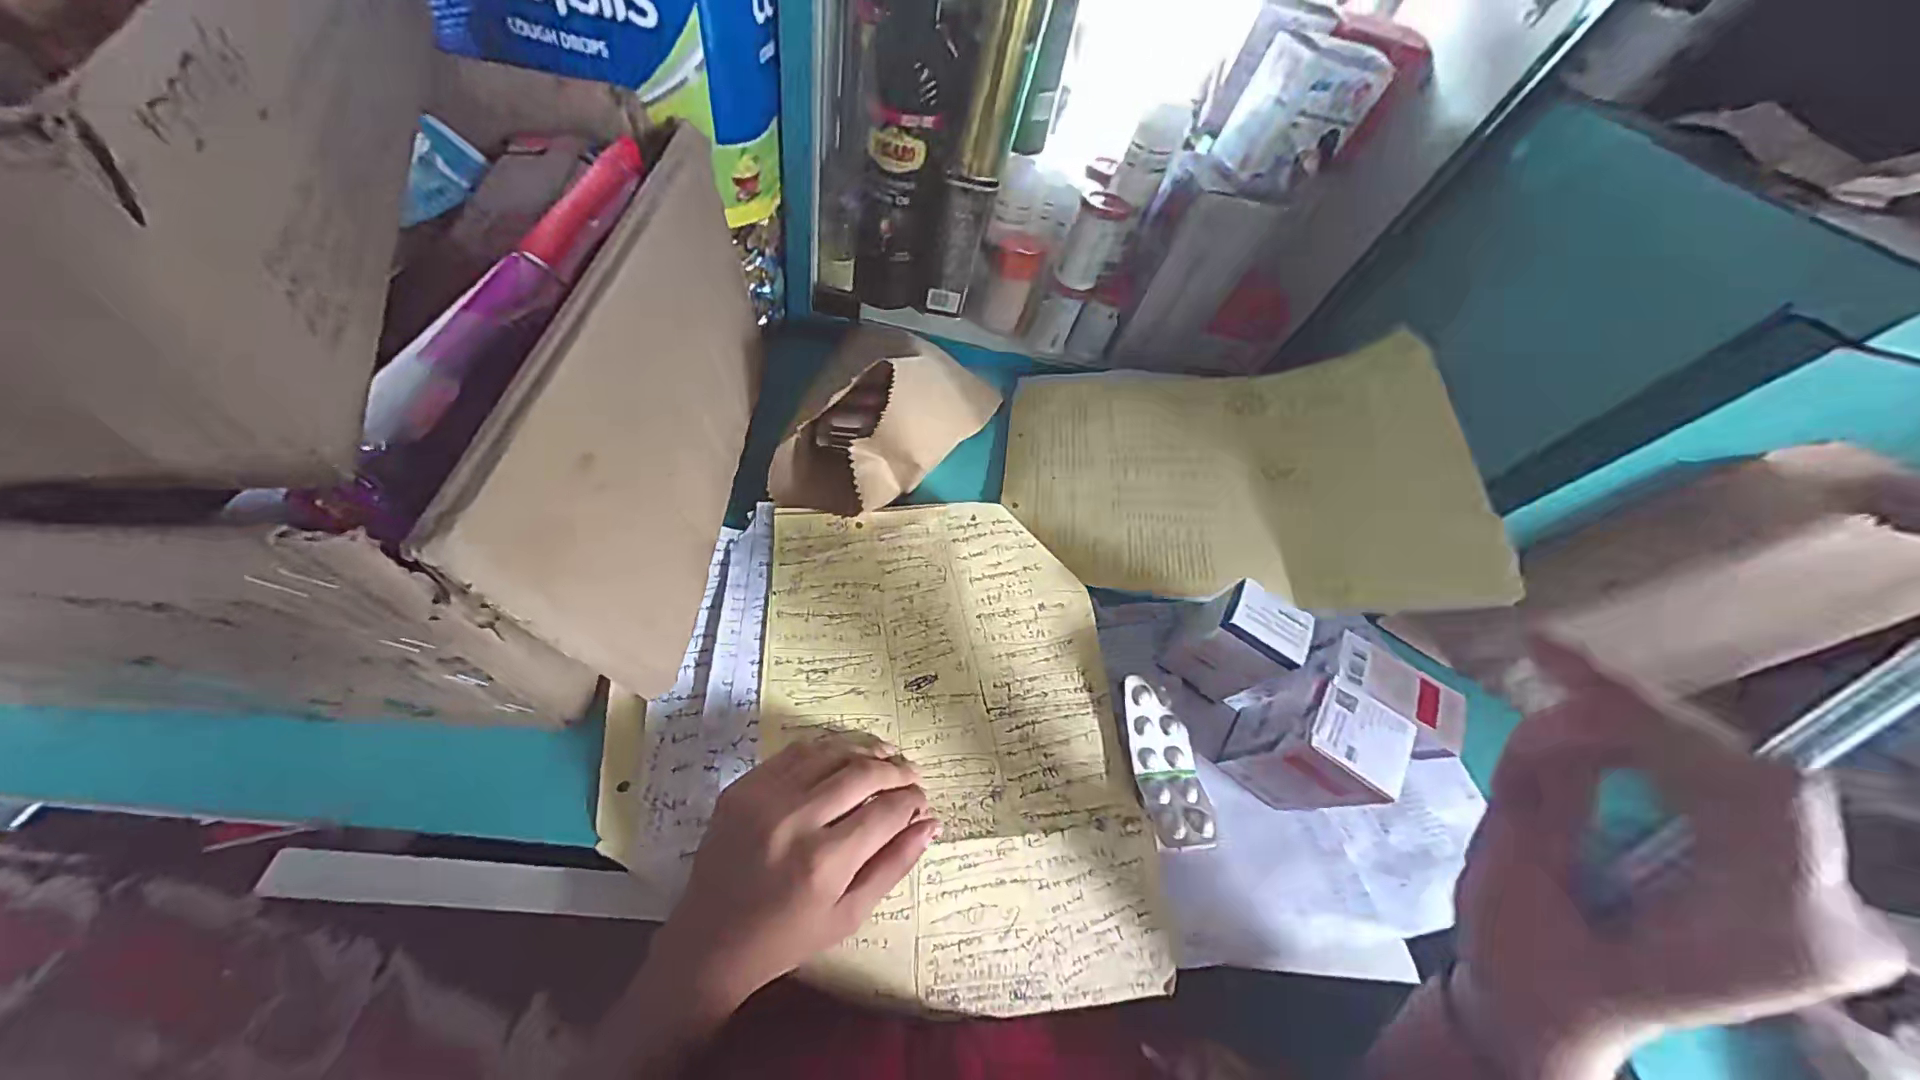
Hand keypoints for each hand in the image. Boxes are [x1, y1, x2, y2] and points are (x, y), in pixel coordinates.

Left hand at [648, 735, 942, 1011]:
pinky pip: (797, 751)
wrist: (710, 940)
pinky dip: (830, 747)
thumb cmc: (787, 937)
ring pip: (832, 751)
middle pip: (863, 773)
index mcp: (823, 862)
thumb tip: (931, 822)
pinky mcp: (743, 786)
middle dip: (898, 770)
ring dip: (868, 750)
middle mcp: (793, 821)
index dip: (913, 801)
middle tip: (913, 774)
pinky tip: (847, 755)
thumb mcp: (849, 913)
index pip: (887, 812)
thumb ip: (894, 864)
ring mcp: (764, 798)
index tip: (922, 802)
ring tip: (888, 757)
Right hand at [1451, 640, 1905, 1076]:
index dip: (1654, 719)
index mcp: (1768, 937)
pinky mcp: (1771, 864)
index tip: (1562, 667)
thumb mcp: (1512, 879)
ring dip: (1629, 720)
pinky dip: (1638, 737)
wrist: (1549, 1013)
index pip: (1752, 797)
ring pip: (1730, 761)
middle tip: (1546, 656)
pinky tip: (1581, 717)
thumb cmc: (1524, 966)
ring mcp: (1808, 890)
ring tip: (1550, 694)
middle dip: (1634, 711)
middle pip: (1747, 769)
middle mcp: (1820, 913)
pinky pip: (1712, 773)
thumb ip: (1544, 797)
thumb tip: (1565, 714)